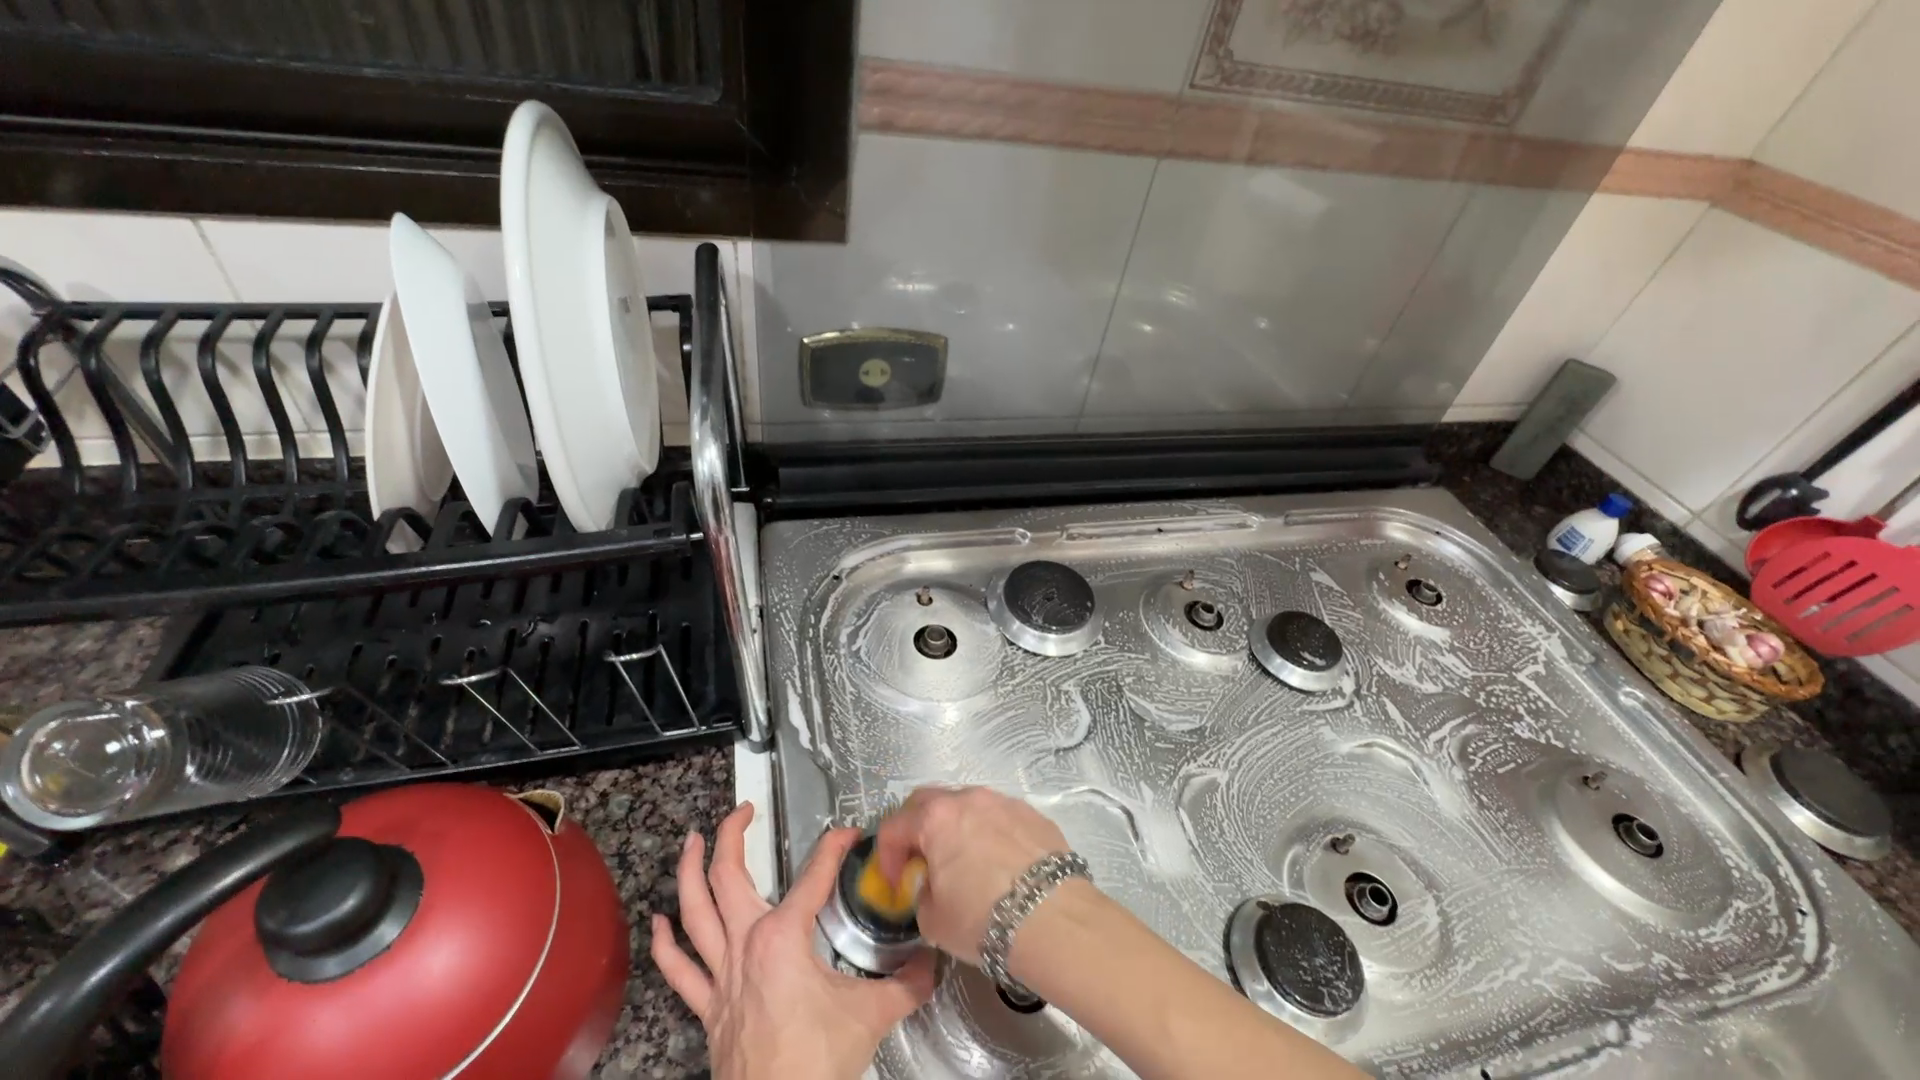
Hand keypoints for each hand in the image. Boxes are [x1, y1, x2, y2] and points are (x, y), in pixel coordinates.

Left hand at [650, 803, 935, 1079]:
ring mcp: (719, 976)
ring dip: (689, 871)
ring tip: (693, 840)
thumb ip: (907, 983)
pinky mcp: (708, 1007)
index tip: (849, 833)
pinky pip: (678, 969)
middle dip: (732, 835)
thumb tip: (932, 962)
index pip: (812, 876)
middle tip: (744, 810)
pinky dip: (665, 943)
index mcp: (783, 937)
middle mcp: (745, 945)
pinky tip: (659, 922)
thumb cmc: (819, 1060)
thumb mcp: (874, 1013)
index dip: (833, 848)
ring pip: (693, 911)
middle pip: (728, 878)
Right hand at [872, 786, 1069, 964]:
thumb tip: (932, 887)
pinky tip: (1000, 865)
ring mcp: (1005, 802)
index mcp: (936, 819)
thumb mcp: (933, 921)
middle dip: (917, 828)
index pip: (895, 826)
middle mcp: (969, 799)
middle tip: (920, 860)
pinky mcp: (1035, 815)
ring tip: (964, 861)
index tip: (893, 882)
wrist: (1055, 919)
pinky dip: (991, 834)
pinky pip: (1001, 818)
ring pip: (969, 805)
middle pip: (929, 802)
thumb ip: (922, 895)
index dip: (886, 855)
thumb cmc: (984, 919)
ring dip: (956, 828)